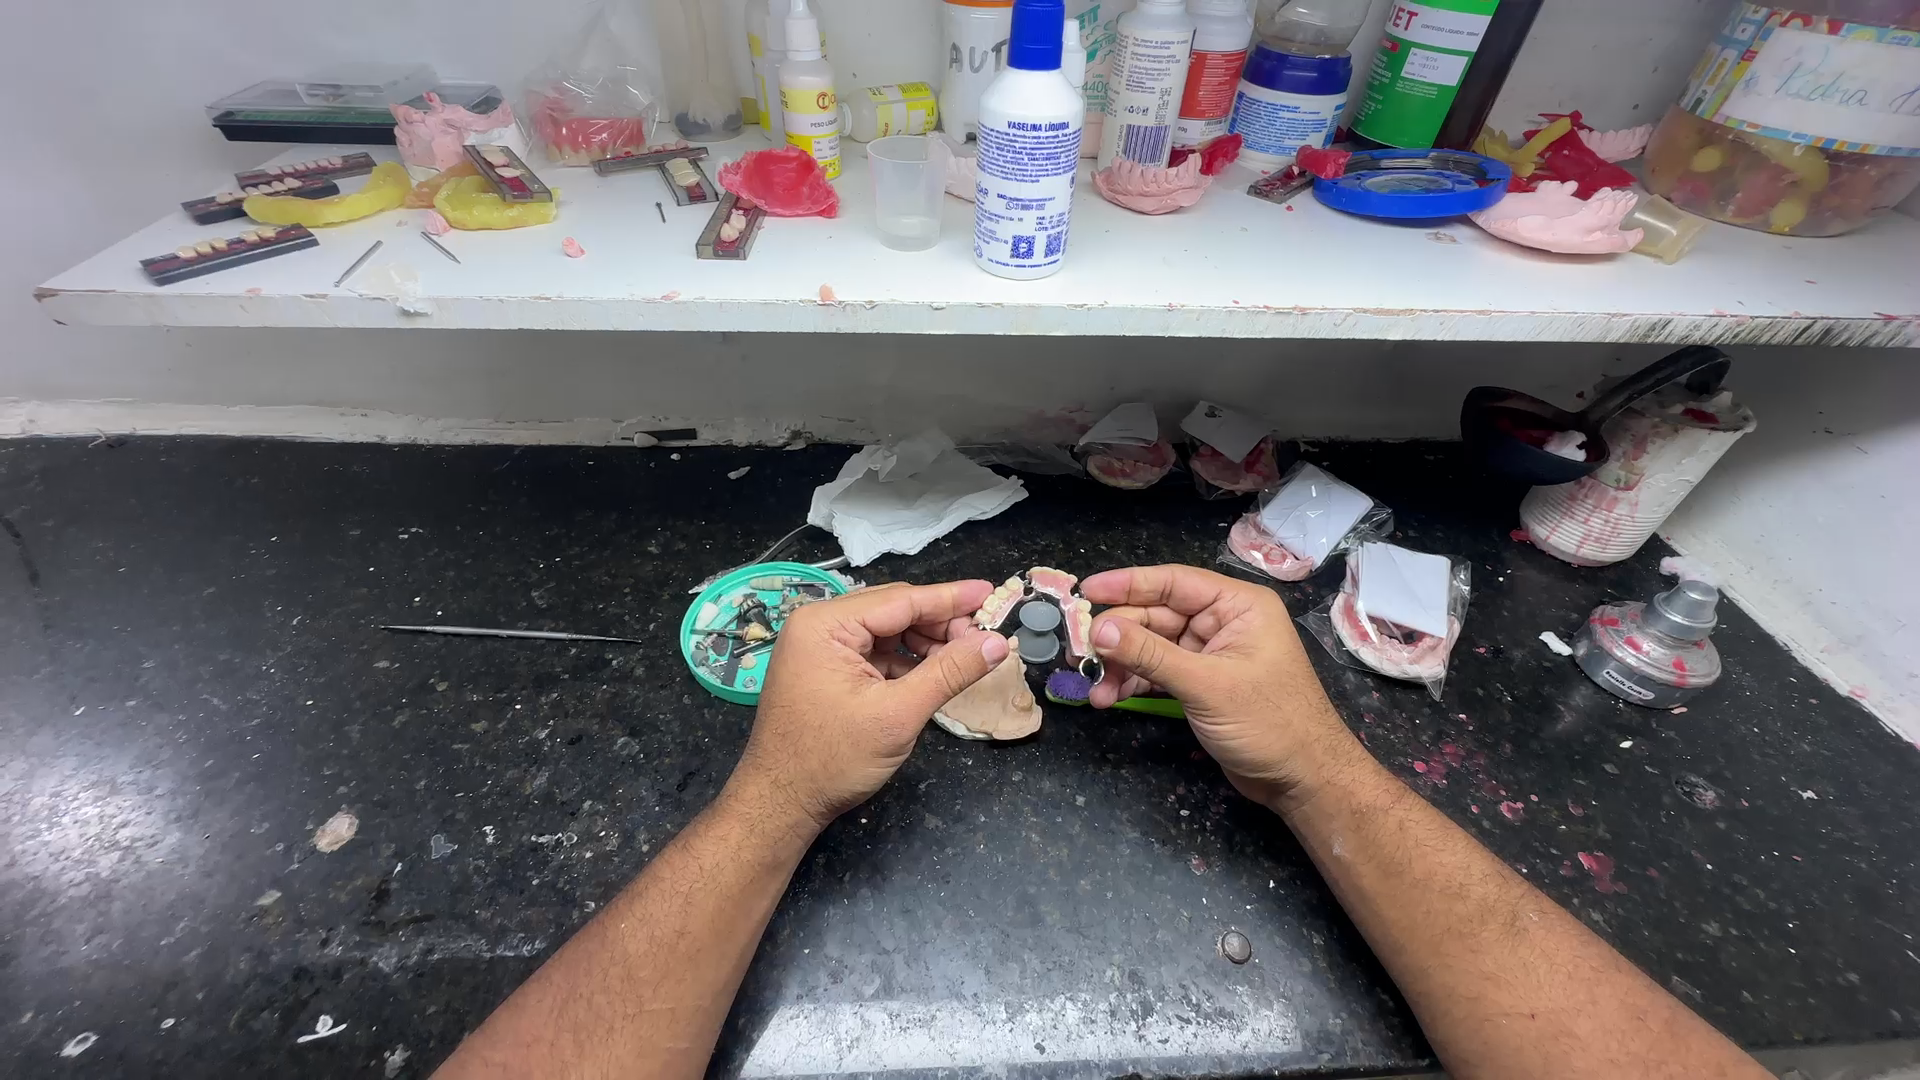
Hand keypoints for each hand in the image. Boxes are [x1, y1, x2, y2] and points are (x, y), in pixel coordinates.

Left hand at [731, 580, 1010, 831]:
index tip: (989, 591)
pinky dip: (906, 661)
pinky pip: (875, 651)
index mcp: (826, 624)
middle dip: (940, 623)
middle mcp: (819, 625)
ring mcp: (820, 647)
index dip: (951, 598)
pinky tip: (933, 673)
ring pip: (887, 631)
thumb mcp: (899, 714)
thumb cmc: (833, 759)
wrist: (780, 805)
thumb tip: (996, 643)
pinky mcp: (825, 669)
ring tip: (963, 658)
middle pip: (894, 610)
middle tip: (983, 638)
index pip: (901, 600)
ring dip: (925, 643)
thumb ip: (949, 672)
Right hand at [1081, 565, 1368, 812]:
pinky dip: (1133, 681)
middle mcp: (1222, 621)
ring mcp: (1209, 652)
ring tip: (1094, 689)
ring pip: (1150, 645)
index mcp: (1236, 605)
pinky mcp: (1200, 681)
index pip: (1172, 582)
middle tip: (1080, 653)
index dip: (1126, 584)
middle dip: (1118, 636)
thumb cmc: (1269, 723)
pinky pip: (1156, 670)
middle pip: (1155, 616)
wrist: (1304, 781)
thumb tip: (1099, 630)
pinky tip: (1110, 697)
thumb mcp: (1206, 685)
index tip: (1086, 590)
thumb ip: (1150, 654)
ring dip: (1120, 665)